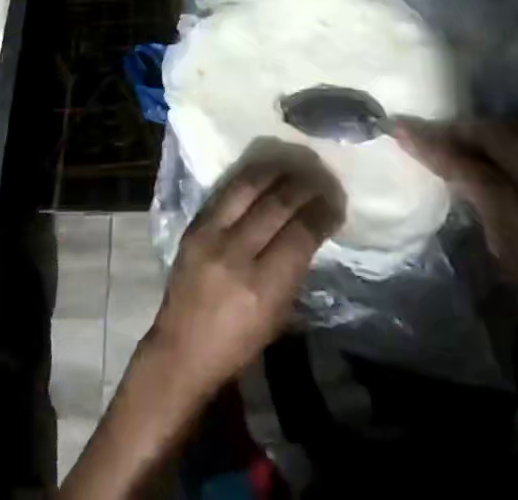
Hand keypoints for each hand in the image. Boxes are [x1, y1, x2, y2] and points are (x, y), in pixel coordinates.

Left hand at [147, 143, 343, 399]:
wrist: (180, 351)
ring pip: (251, 186)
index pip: (302, 232)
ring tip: (299, 166)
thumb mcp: (279, 313)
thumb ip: (296, 267)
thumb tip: (314, 225)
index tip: (337, 203)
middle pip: (279, 203)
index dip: (324, 212)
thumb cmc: (238, 342)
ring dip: (280, 172)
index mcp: (262, 287)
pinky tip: (269, 171)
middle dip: (308, 187)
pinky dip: (252, 176)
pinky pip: (227, 190)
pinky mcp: (193, 226)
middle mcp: (235, 254)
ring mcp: (210, 235)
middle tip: (324, 179)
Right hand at [397, 122, 517, 499]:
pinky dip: (515, 140)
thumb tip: (464, 176)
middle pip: (492, 129)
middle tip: (434, 133)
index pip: (464, 155)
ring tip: (466, 140)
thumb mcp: (516, 255)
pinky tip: (508, 154)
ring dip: (488, 130)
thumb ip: (485, 205)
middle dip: (459, 127)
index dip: (429, 140)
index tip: (398, 125)